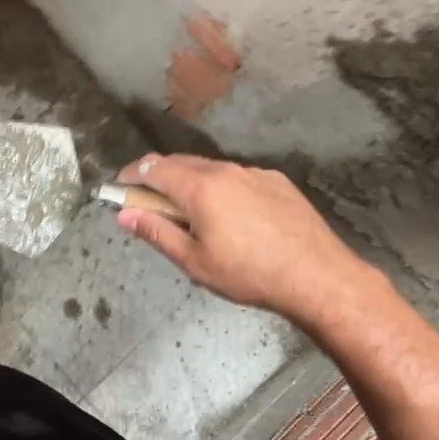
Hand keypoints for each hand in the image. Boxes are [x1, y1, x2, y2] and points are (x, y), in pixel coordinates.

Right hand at [114, 154, 387, 327]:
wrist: (319, 276)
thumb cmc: (249, 274)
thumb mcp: (194, 262)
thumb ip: (156, 233)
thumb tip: (124, 215)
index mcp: (200, 188)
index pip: (154, 168)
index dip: (132, 174)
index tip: (119, 186)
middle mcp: (225, 172)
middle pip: (181, 163)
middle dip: (158, 177)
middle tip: (148, 201)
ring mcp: (254, 174)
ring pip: (211, 170)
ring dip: (191, 183)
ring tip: (190, 213)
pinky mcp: (277, 182)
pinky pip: (238, 178)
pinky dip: (221, 188)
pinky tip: (230, 216)